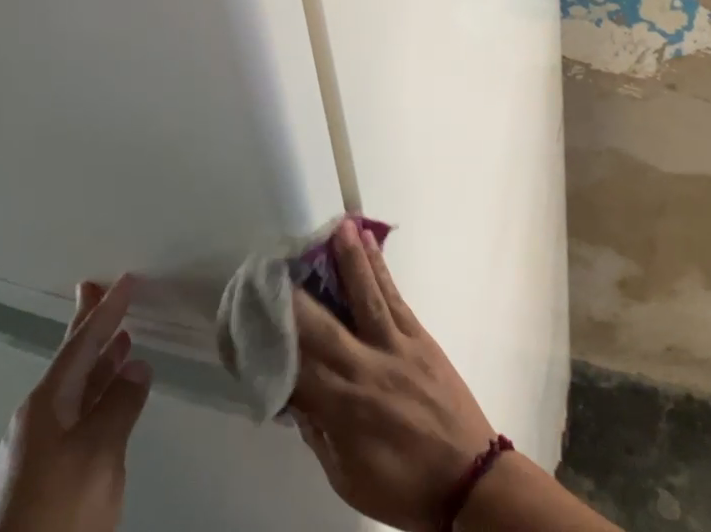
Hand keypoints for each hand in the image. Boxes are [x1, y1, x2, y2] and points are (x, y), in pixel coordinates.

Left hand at [0, 277, 152, 531]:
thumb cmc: (59, 506)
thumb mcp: (97, 454)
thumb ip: (119, 407)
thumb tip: (137, 366)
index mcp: (45, 404)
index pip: (80, 346)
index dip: (105, 313)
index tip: (125, 281)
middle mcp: (40, 414)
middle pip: (70, 360)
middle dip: (87, 325)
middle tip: (96, 287)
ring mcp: (43, 441)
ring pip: (76, 386)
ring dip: (98, 360)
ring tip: (121, 336)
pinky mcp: (50, 465)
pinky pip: (78, 408)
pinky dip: (98, 390)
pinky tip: (111, 392)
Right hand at [290, 220, 495, 530]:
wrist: (471, 482)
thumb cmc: (403, 487)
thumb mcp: (345, 476)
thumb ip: (315, 430)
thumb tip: (289, 391)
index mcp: (341, 406)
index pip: (289, 363)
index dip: (262, 339)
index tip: (239, 316)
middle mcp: (364, 367)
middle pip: (319, 322)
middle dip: (291, 291)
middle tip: (268, 259)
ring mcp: (396, 347)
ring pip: (364, 295)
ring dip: (346, 258)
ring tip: (331, 225)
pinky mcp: (420, 339)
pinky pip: (394, 297)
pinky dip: (379, 268)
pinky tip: (368, 242)